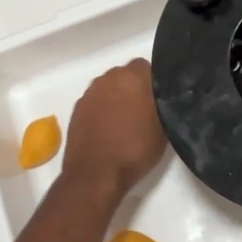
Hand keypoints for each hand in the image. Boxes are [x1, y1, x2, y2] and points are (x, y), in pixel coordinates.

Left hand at [60, 60, 166, 199]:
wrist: (96, 174)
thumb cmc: (135, 150)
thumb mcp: (164, 128)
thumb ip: (164, 104)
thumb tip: (164, 97)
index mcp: (133, 77)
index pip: (148, 67)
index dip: (154, 82)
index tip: (159, 98)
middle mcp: (109, 78)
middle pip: (126, 75)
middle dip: (134, 87)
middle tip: (144, 109)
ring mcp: (90, 93)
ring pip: (109, 87)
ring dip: (117, 97)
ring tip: (125, 122)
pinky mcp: (77, 108)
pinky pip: (95, 102)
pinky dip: (102, 110)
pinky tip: (108, 129)